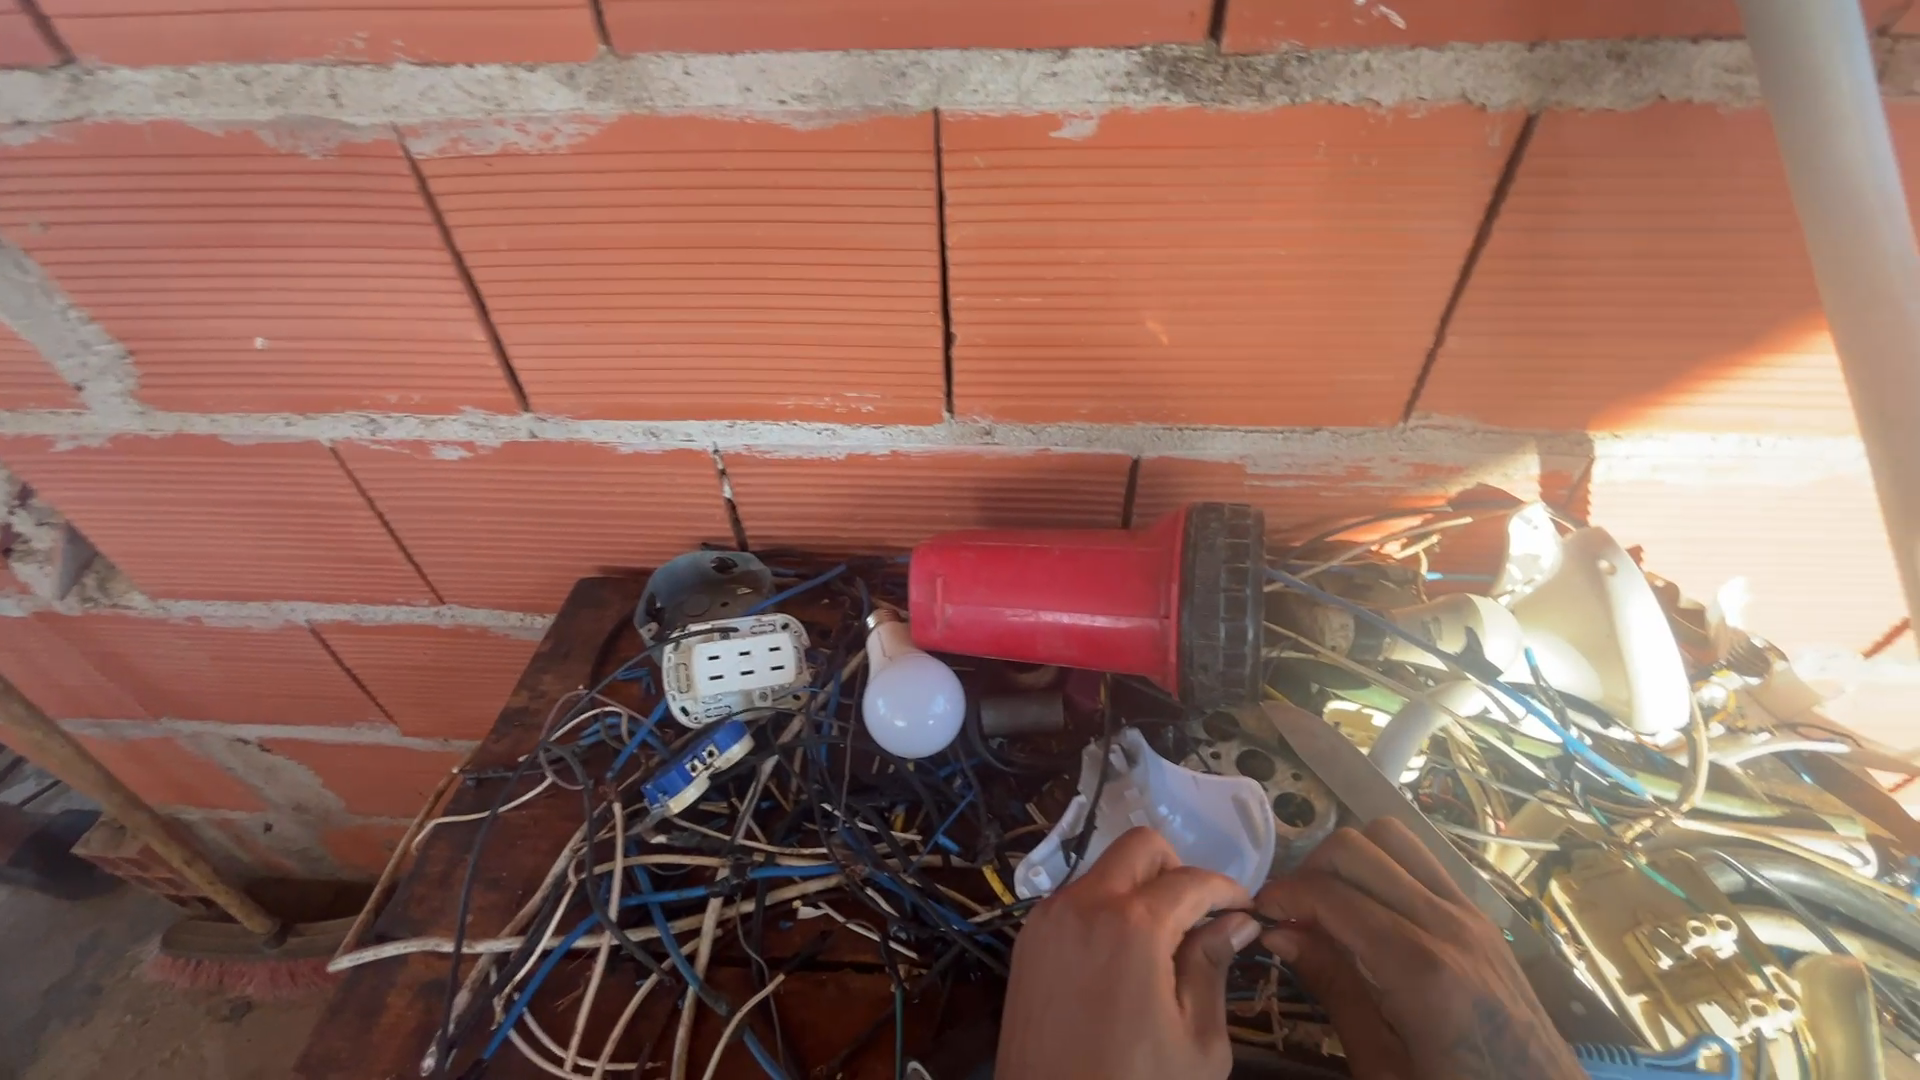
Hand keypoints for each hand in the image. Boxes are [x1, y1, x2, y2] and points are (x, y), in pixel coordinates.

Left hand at [997, 826, 1259, 1079]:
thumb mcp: (1196, 1041)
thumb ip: (1213, 966)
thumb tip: (1239, 920)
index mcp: (1132, 924)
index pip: (1190, 880)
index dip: (1225, 889)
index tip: (1245, 908)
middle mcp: (1084, 901)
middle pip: (1138, 846)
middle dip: (1176, 869)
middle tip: (1198, 915)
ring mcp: (1048, 915)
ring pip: (1104, 868)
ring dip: (1138, 887)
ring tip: (1161, 942)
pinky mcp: (1028, 936)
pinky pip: (1075, 897)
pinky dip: (1105, 908)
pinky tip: (1120, 956)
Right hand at [1255, 819, 1584, 1079]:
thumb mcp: (1383, 1069)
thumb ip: (1333, 988)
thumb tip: (1277, 932)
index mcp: (1421, 969)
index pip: (1330, 893)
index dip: (1283, 895)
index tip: (1260, 914)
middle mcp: (1449, 925)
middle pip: (1356, 847)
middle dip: (1311, 869)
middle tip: (1293, 912)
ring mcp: (1473, 916)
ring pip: (1391, 837)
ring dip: (1349, 859)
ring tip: (1331, 902)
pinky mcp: (1484, 920)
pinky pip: (1421, 862)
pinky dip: (1383, 867)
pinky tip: (1369, 910)